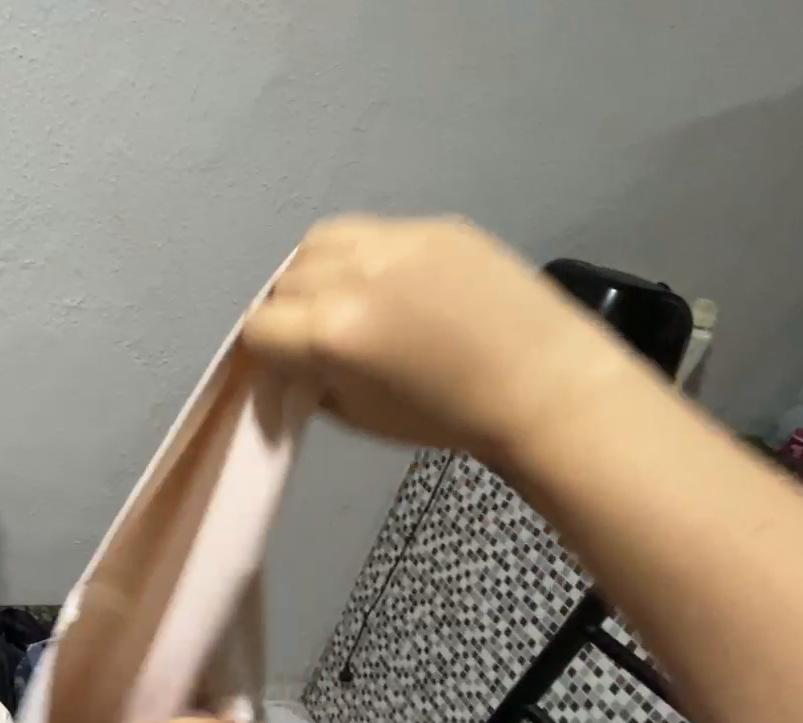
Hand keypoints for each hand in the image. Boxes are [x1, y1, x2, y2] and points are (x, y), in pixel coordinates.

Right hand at [242, 215, 647, 462]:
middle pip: (282, 284)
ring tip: (339, 301)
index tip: (280, 367)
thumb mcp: (355, 414)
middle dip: (286, 315)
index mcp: (334, 332)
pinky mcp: (435, 225)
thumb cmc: (444, 418)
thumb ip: (309, 379)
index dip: (261, 353)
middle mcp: (356, 276)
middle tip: (311, 340)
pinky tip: (384, 285)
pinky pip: (369, 232)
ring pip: (317, 244)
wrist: (543, 387)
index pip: (258, 328)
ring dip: (313, 275)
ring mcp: (399, 240)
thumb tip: (288, 361)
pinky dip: (358, 258)